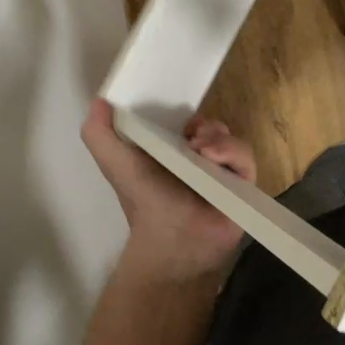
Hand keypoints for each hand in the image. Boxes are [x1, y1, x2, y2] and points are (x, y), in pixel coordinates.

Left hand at [81, 100, 254, 272]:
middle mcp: (199, 162)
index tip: (180, 119)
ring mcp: (223, 174)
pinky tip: (214, 161)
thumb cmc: (144, 202)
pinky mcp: (243, 186)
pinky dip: (232, 154)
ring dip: (218, 138)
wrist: (171, 243)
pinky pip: (245, 159)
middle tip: (193, 137)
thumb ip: (98, 134)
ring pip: (231, 140)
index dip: (186, 115)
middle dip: (206, 126)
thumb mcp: (113, 164)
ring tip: (201, 151)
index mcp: (172, 154)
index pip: (188, 123)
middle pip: (213, 129)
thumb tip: (99, 101)